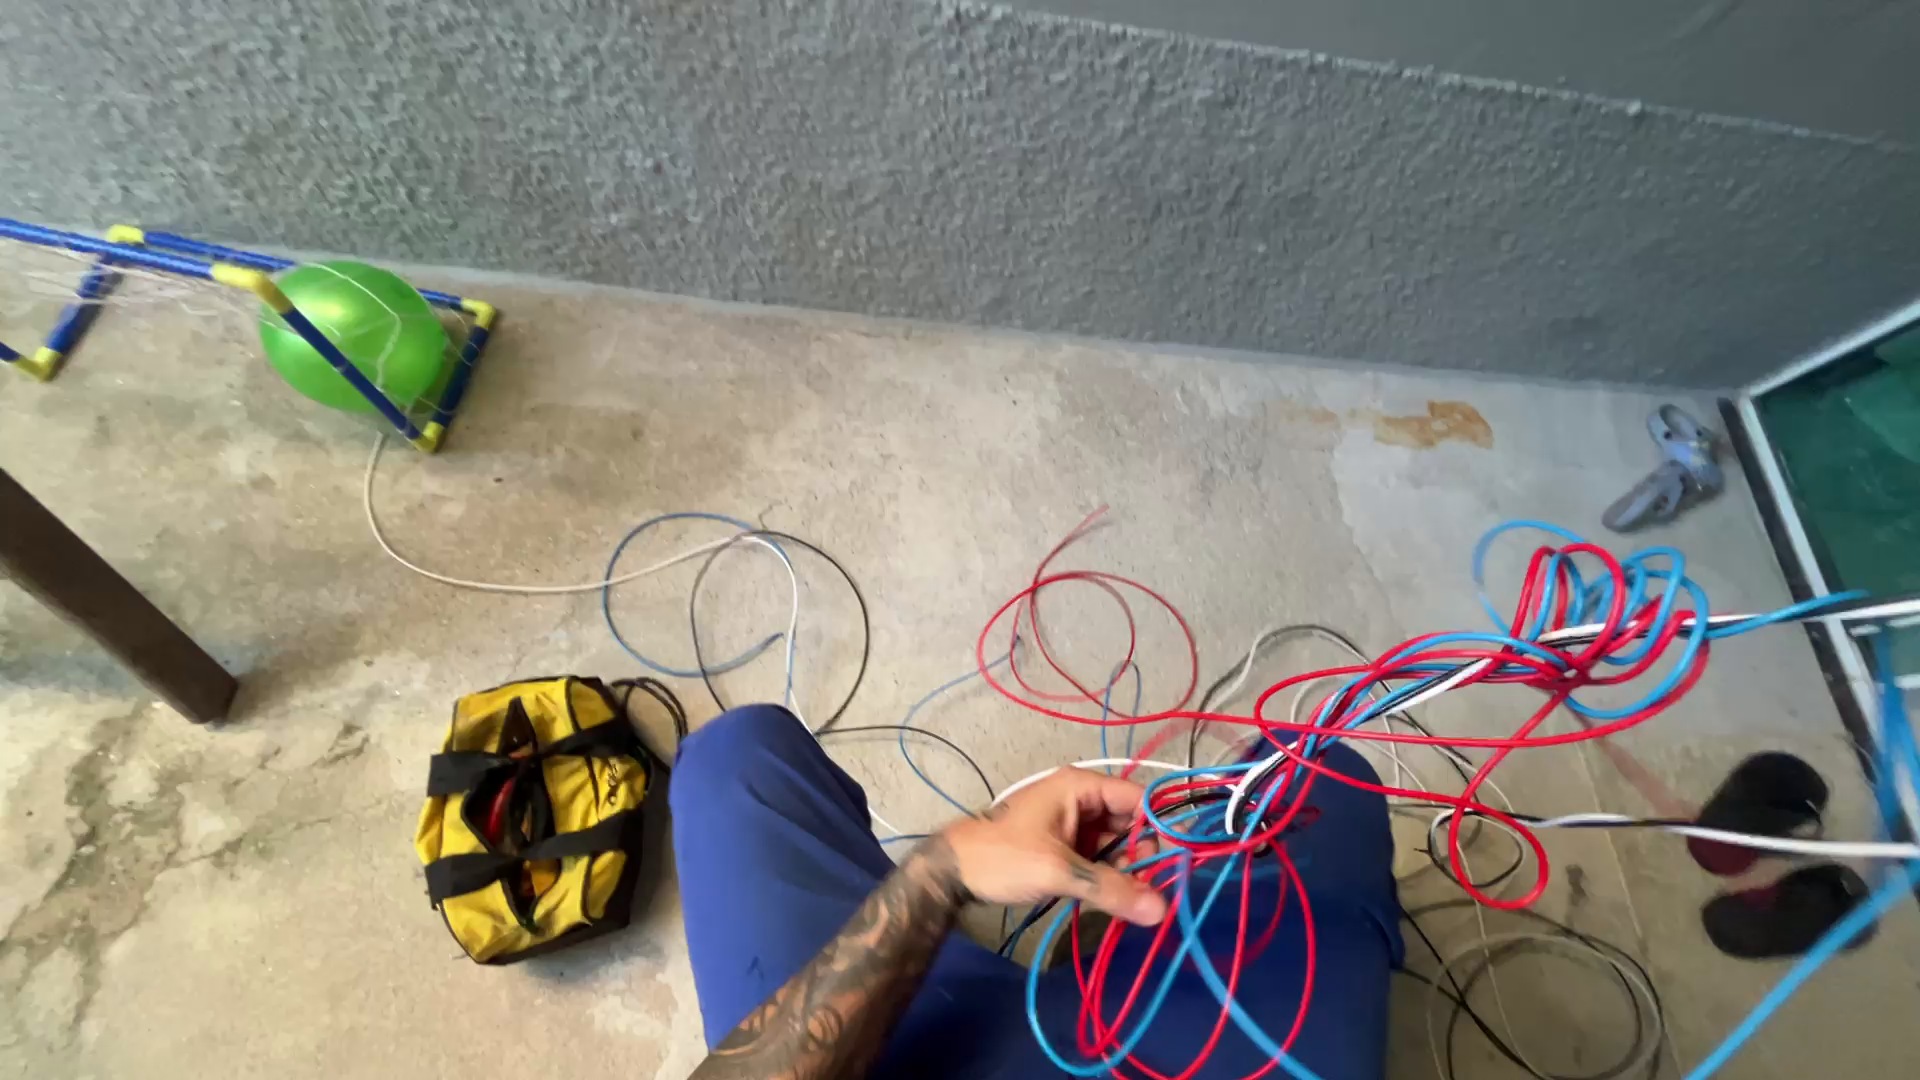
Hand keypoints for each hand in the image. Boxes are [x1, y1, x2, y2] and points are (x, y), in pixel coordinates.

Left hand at [939, 767, 1167, 925]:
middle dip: (1143, 853)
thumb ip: (1110, 888)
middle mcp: (1082, 797)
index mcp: (1080, 786)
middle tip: (1147, 890)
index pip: (1137, 798)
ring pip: (1119, 841)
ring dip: (1128, 868)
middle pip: (1132, 821)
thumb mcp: (1058, 871)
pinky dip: (1111, 874)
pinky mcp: (1068, 844)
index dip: (1159, 826)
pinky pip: (1102, 855)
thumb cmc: (1004, 857)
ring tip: (1130, 898)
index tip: (1177, 864)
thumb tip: (1162, 910)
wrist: (957, 870)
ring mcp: (1075, 821)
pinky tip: (1114, 897)